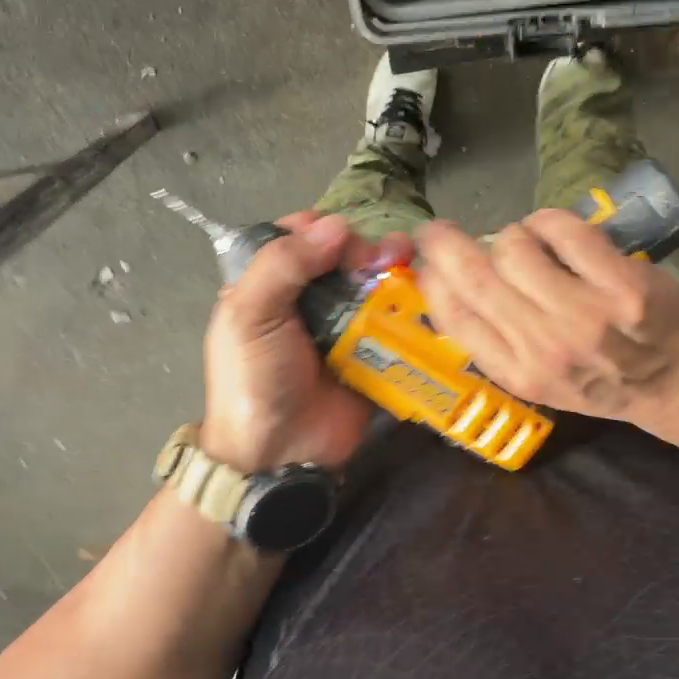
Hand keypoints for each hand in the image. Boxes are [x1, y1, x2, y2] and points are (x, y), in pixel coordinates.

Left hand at [200, 212, 409, 472]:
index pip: (300, 236)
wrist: (280, 454)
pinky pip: (398, 323)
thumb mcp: (249, 316)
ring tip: (412, 268)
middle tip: (385, 258)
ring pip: (375, 285)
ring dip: (396, 271)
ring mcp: (346, 327)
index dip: (324, 231)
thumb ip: (283, 265)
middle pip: (345, 257)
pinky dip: (414, 307)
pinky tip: (428, 297)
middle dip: (367, 249)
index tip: (340, 243)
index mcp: (270, 285)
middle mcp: (310, 300)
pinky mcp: (376, 354)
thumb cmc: (254, 381)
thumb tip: (337, 225)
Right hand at [415, 209, 678, 421]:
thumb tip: (442, 279)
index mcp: (516, 373)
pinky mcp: (622, 288)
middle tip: (440, 230)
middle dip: (446, 242)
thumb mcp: (534, 379)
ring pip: (514, 247)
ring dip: (512, 235)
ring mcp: (585, 317)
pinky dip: (551, 221)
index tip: (425, 259)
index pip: (454, 316)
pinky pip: (566, 231)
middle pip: (476, 276)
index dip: (430, 278)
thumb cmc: (594, 377)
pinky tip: (555, 230)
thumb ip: (491, 338)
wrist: (669, 382)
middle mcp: (545, 348)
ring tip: (525, 243)